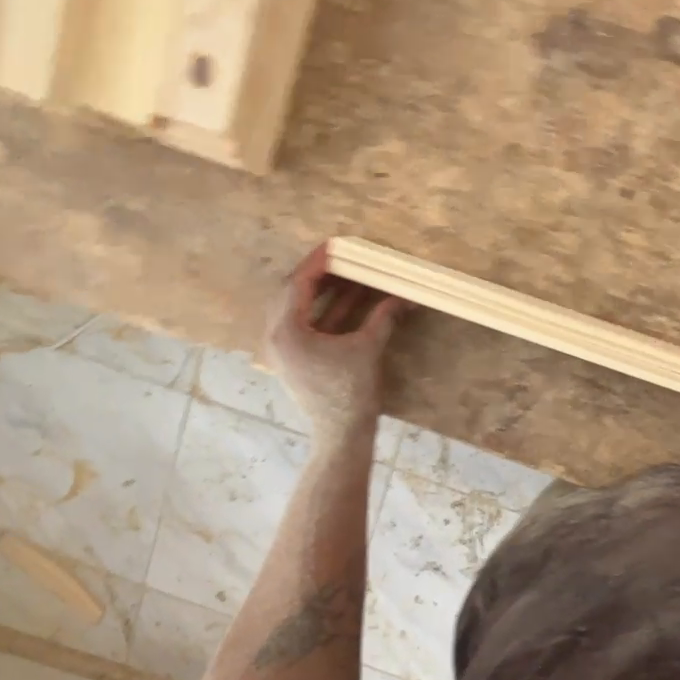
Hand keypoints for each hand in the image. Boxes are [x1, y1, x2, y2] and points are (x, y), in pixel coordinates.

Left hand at [261, 244, 405, 444]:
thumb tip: (404, 297)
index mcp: (286, 330)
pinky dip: (322, 311)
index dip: (318, 262)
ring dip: (320, 292)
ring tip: (344, 275)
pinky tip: (345, 302)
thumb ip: (382, 317)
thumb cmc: (352, 393)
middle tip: (339, 258)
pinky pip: (302, 325)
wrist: (342, 434)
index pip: (299, 284)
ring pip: (296, 309)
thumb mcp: (368, 349)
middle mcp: (275, 336)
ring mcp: (281, 350)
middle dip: (317, 274)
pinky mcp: (292, 360)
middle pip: (292, 293)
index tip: (335, 245)